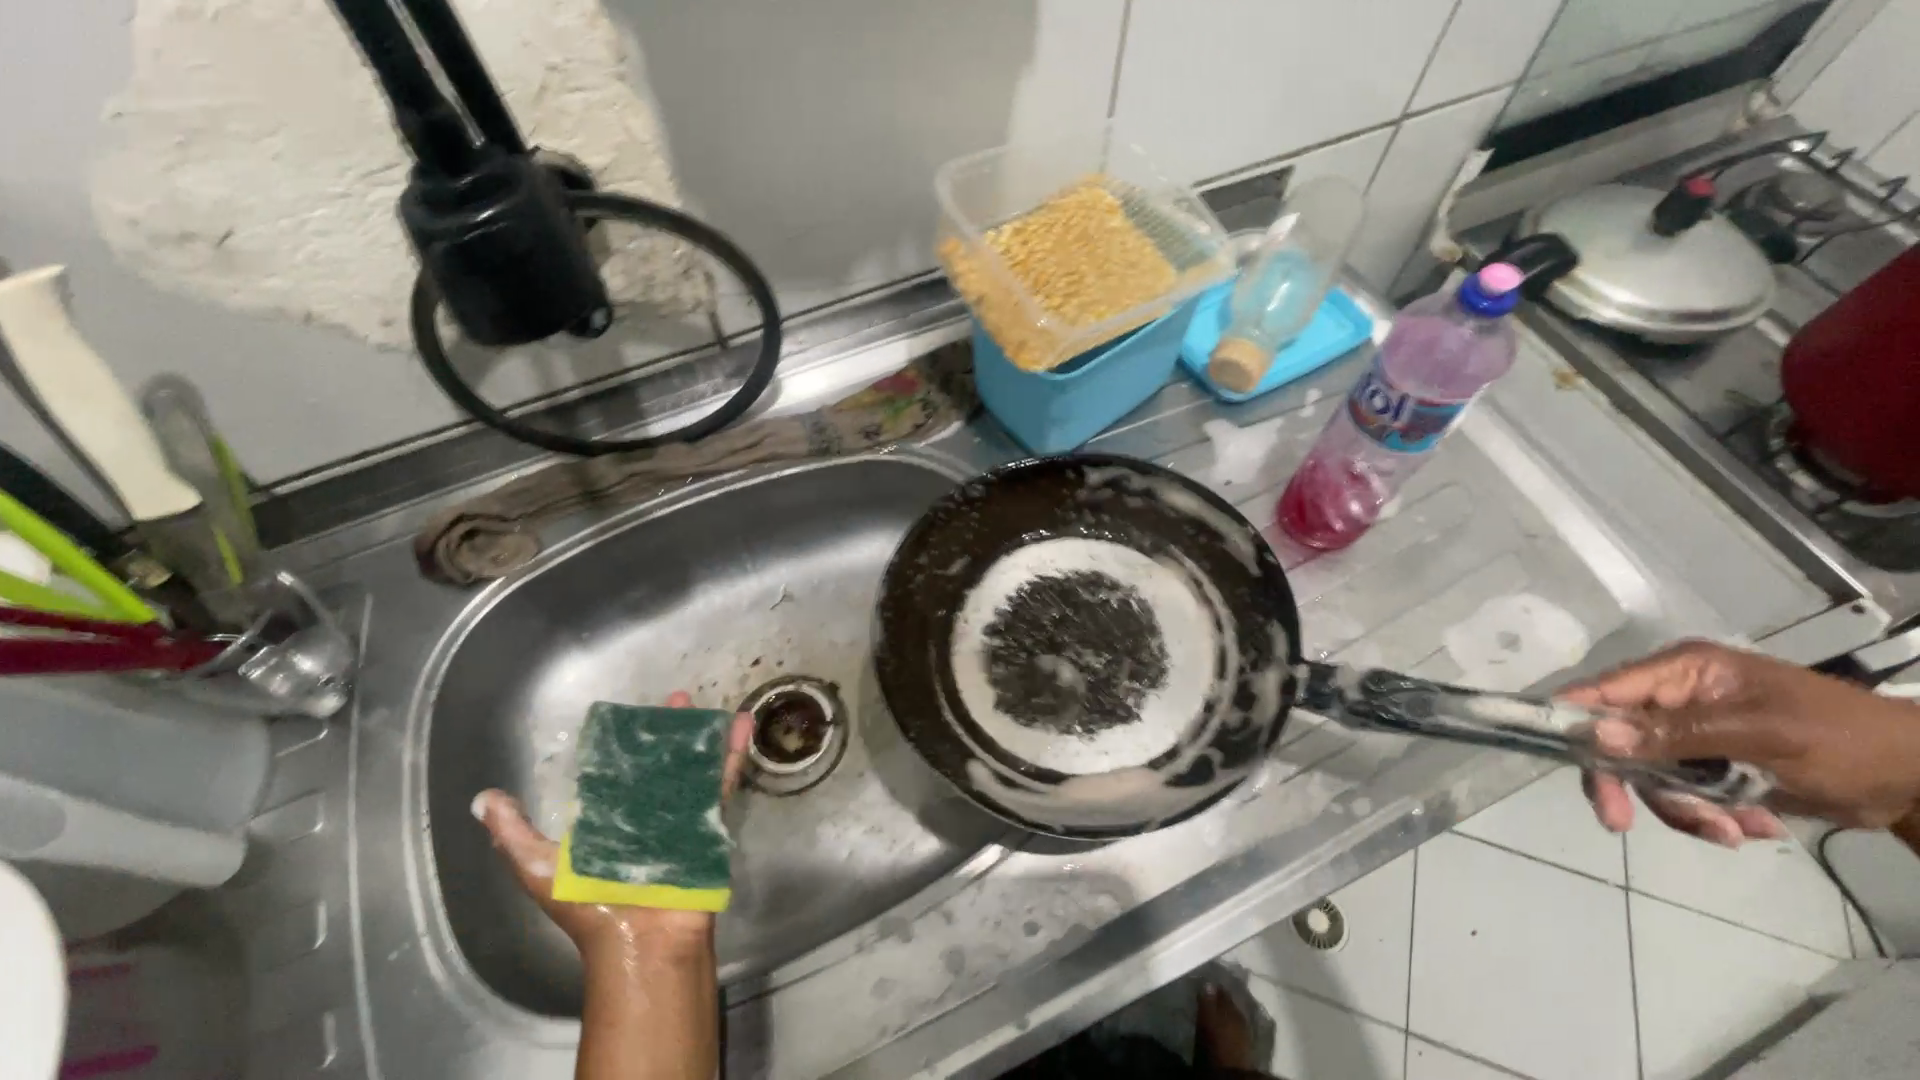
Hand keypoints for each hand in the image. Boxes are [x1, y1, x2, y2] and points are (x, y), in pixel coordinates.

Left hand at [472, 691, 753, 958]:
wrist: (641, 942)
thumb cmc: (589, 907)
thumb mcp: (539, 870)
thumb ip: (515, 834)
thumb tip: (483, 797)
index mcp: (608, 822)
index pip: (618, 772)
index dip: (626, 742)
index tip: (634, 715)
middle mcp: (646, 815)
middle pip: (661, 763)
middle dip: (670, 731)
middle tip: (679, 700)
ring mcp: (681, 819)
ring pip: (693, 768)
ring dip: (703, 737)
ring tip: (710, 707)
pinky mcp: (709, 827)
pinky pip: (721, 786)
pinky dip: (730, 756)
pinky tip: (740, 727)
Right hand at [1562, 641, 1919, 847]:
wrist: (1916, 778)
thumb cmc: (1843, 738)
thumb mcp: (1762, 733)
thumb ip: (1677, 733)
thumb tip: (1596, 737)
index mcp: (1680, 671)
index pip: (1604, 690)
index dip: (1573, 720)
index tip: (1566, 759)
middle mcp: (1674, 698)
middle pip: (1615, 739)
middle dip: (1626, 782)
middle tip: (1618, 821)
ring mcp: (1690, 735)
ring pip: (1648, 776)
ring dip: (1684, 808)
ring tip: (1732, 831)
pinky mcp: (1709, 767)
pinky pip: (1682, 795)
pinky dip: (1710, 816)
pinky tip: (1752, 827)